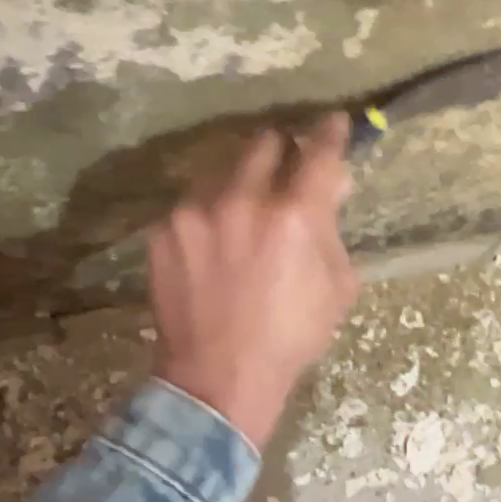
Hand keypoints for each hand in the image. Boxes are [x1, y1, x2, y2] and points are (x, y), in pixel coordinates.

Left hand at [148, 113, 360, 448]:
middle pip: (264, 143)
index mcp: (293, 214)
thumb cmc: (291, 338)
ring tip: (241, 214)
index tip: (335, 123)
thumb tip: (331, 187)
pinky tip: (212, 245)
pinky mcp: (163, 230)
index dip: (331, 132)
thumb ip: (334, 227)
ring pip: (221, 168)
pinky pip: (191, 203)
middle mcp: (242, 200)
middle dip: (280, 152)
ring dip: (239, 182)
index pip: (319, 151)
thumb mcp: (337, 286)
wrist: (218, 378)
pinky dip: (208, 215)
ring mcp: (195, 212)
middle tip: (284, 173)